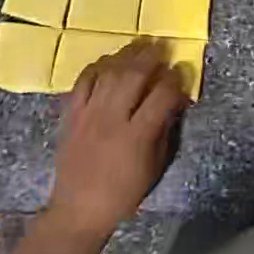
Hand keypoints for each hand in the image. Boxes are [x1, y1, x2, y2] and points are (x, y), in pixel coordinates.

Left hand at [45, 39, 187, 239]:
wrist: (79, 208)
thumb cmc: (124, 192)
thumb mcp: (155, 167)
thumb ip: (164, 131)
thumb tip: (173, 102)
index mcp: (137, 136)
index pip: (161, 96)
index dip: (175, 80)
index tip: (181, 71)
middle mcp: (112, 119)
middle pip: (134, 76)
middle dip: (152, 57)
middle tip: (162, 46)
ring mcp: (88, 114)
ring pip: (109, 73)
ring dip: (126, 55)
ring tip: (140, 44)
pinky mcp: (71, 114)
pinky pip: (83, 81)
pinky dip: (97, 66)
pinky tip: (109, 60)